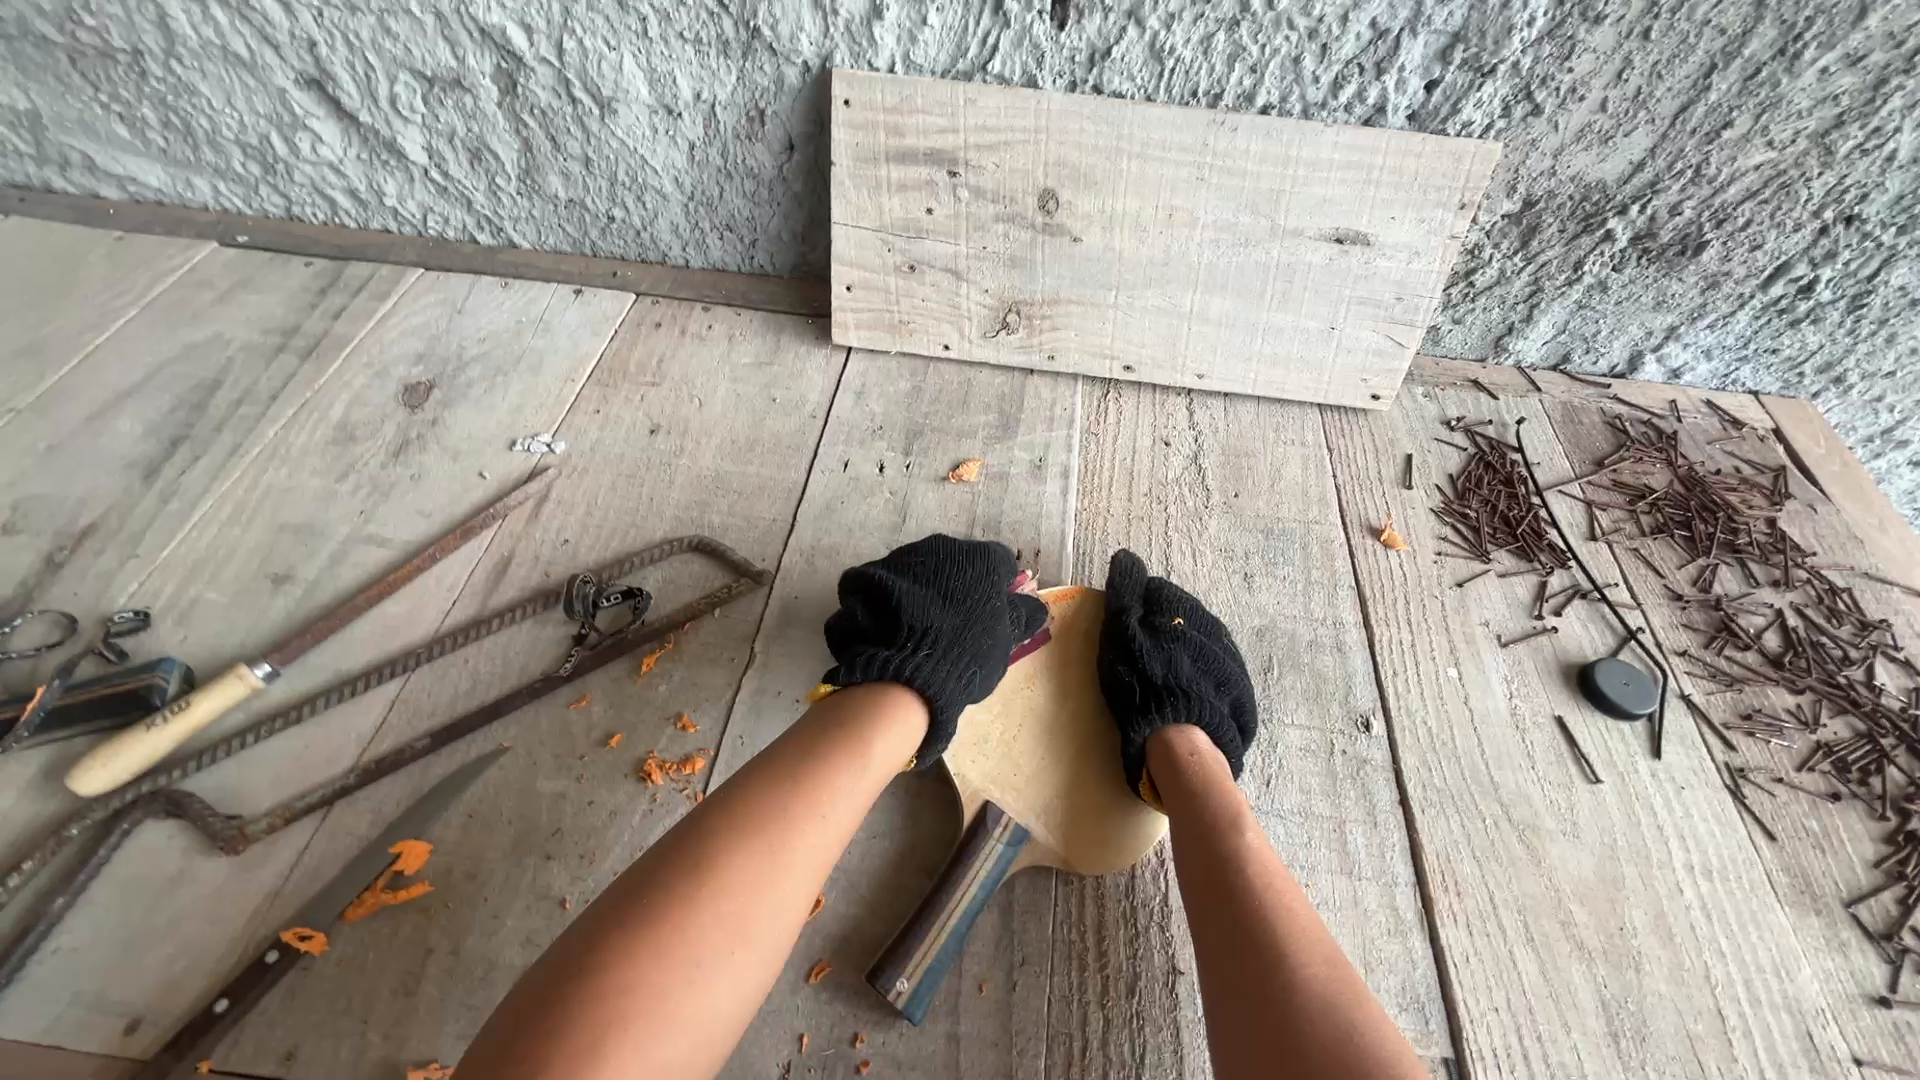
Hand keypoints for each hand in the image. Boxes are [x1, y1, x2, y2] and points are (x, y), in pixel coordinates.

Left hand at [823, 534, 1048, 765]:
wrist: (901, 670)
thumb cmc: (964, 653)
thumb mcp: (1004, 640)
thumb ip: (1021, 616)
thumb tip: (1035, 604)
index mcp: (982, 559)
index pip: (1000, 563)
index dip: (998, 586)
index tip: (991, 611)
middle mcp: (943, 547)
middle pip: (958, 563)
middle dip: (959, 585)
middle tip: (955, 622)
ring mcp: (903, 557)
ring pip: (923, 570)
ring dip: (925, 590)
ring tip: (919, 627)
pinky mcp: (871, 573)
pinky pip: (890, 582)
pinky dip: (894, 598)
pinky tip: (892, 627)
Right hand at [1098, 549, 1258, 801]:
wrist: (1181, 735)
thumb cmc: (1141, 679)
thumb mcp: (1120, 631)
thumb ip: (1125, 592)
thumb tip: (1127, 556)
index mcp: (1180, 605)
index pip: (1155, 592)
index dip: (1136, 610)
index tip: (1124, 631)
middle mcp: (1210, 623)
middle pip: (1181, 618)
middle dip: (1164, 630)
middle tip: (1142, 656)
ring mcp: (1228, 656)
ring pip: (1200, 645)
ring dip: (1184, 654)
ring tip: (1166, 678)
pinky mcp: (1239, 686)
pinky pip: (1215, 673)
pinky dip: (1200, 678)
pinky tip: (1188, 695)